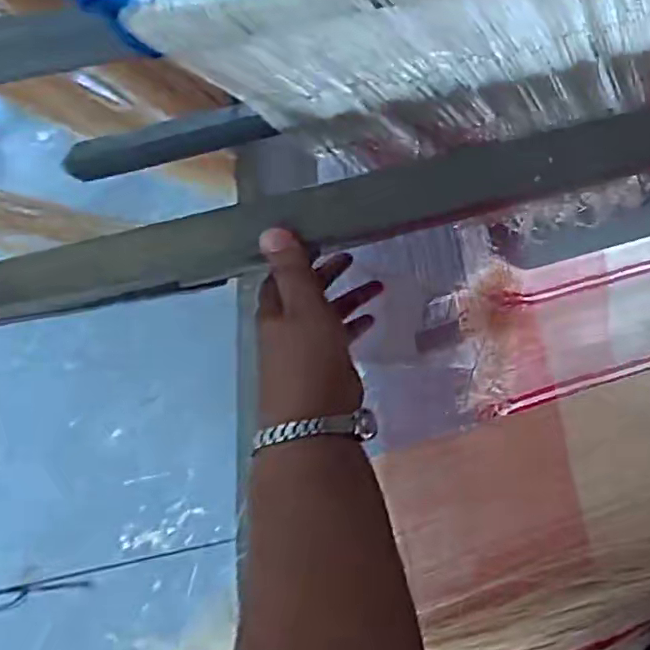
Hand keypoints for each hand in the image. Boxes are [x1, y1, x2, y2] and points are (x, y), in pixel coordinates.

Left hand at [256, 228, 383, 423]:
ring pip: (325, 314)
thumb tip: (271, 230)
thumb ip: (293, 271)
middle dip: (326, 274)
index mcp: (274, 312)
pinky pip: (339, 335)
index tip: (322, 240)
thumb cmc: (308, 358)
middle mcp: (285, 327)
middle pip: (304, 294)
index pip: (281, 277)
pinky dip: (353, 323)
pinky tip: (372, 319)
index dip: (297, 258)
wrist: (314, 418)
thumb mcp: (304, 308)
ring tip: (377, 285)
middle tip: (352, 257)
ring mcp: (305, 347)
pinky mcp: (325, 364)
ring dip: (347, 297)